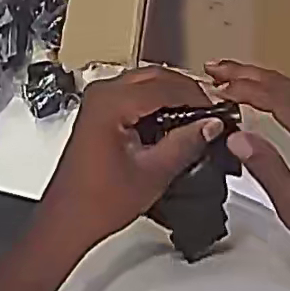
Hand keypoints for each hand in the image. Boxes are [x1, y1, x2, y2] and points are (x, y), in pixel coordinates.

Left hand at [32, 67, 224, 254]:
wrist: (70, 215)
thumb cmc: (101, 200)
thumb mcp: (153, 173)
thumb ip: (185, 143)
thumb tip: (211, 124)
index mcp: (111, 102)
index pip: (163, 86)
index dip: (196, 95)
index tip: (219, 108)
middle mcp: (102, 92)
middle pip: (153, 76)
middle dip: (185, 88)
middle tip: (212, 108)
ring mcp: (98, 98)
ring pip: (143, 80)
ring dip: (171, 91)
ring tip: (199, 113)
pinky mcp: (99, 108)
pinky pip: (133, 91)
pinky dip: (156, 99)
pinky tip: (174, 118)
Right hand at [207, 59, 289, 290]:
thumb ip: (265, 167)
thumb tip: (236, 137)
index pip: (277, 97)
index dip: (242, 89)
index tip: (216, 89)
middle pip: (282, 83)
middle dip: (244, 72)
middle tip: (213, 68)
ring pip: (289, 86)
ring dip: (255, 78)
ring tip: (226, 76)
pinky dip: (270, 89)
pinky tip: (255, 92)